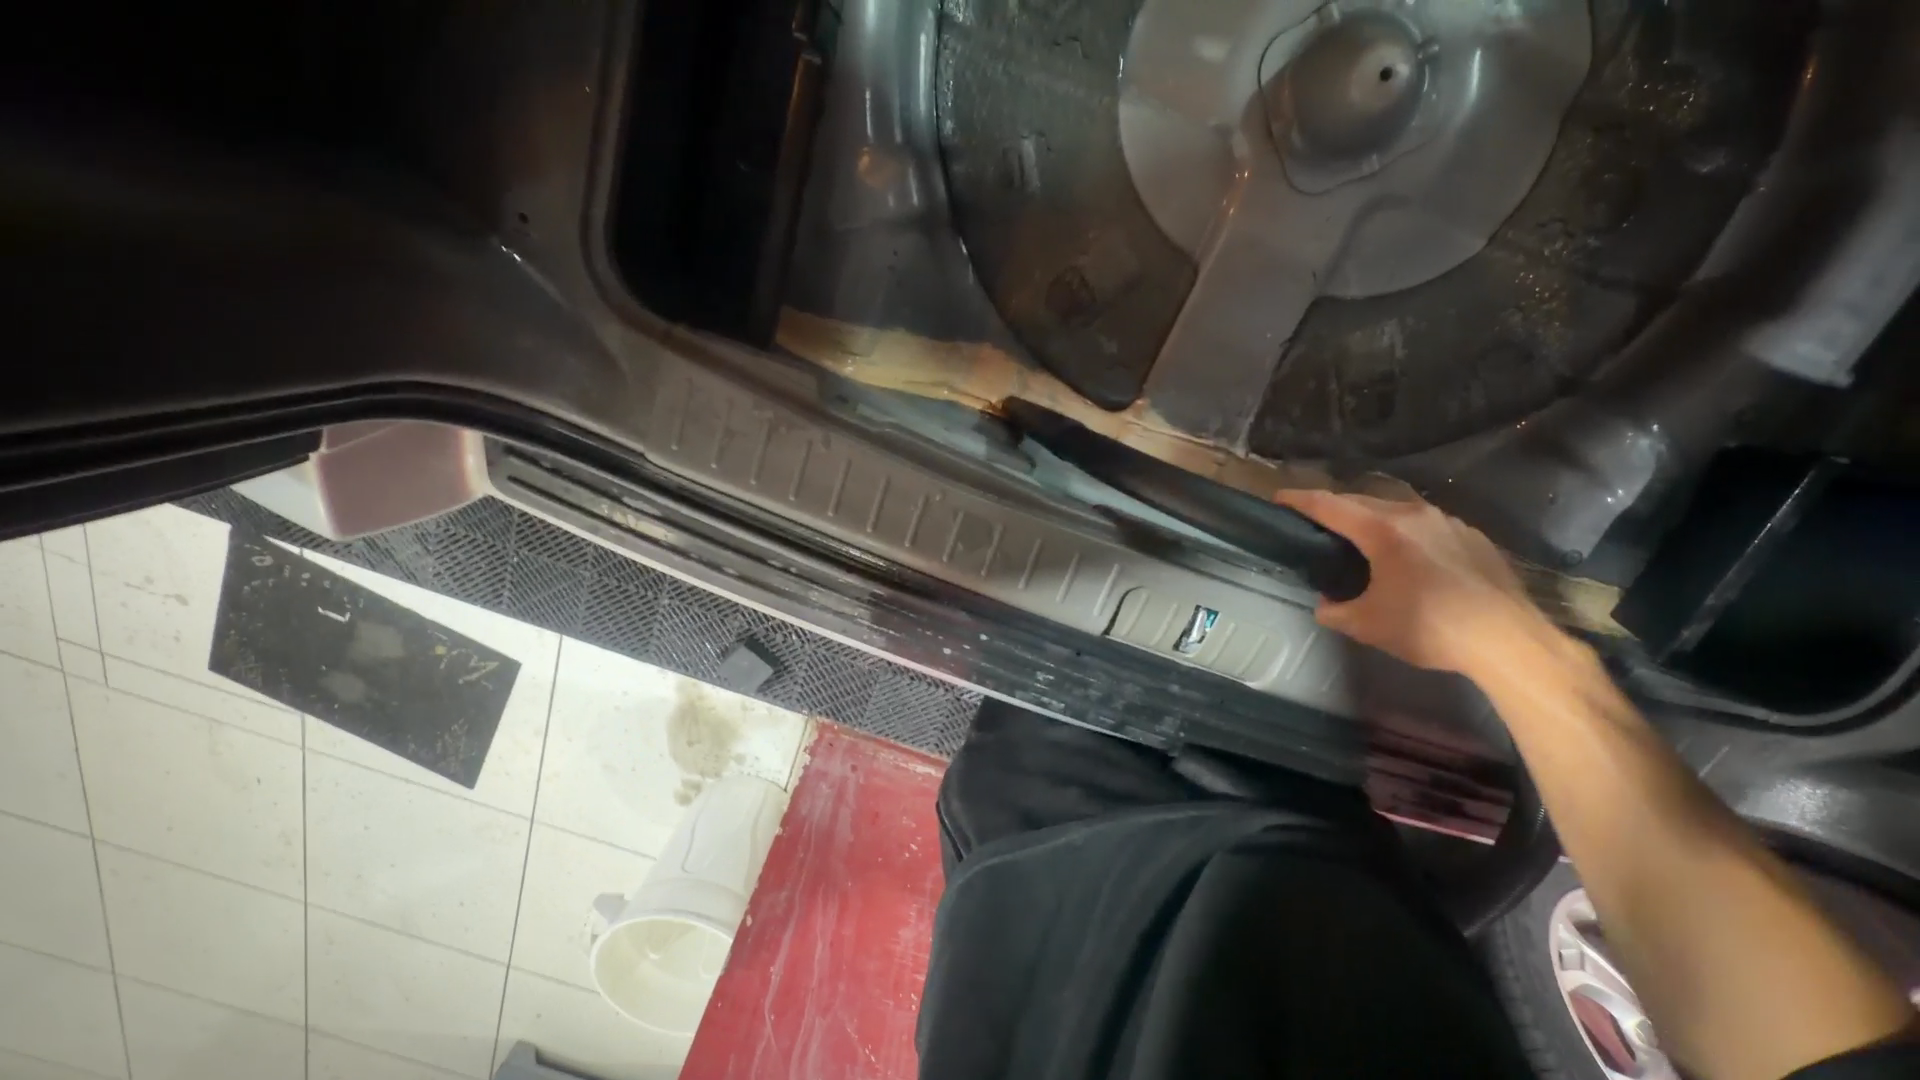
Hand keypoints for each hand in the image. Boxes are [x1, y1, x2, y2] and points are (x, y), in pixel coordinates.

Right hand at [1276, 490, 1547, 674]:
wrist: (1507, 639)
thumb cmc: (1429, 627)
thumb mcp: (1367, 625)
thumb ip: (1335, 610)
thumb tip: (1326, 603)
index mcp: (1383, 530)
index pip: (1329, 505)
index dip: (1299, 500)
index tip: (1278, 498)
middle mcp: (1414, 515)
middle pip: (1363, 501)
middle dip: (1335, 509)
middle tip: (1317, 525)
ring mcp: (1449, 522)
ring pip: (1398, 512)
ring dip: (1375, 521)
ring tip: (1364, 543)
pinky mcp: (1474, 538)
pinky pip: (1428, 527)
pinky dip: (1408, 536)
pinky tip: (1412, 562)